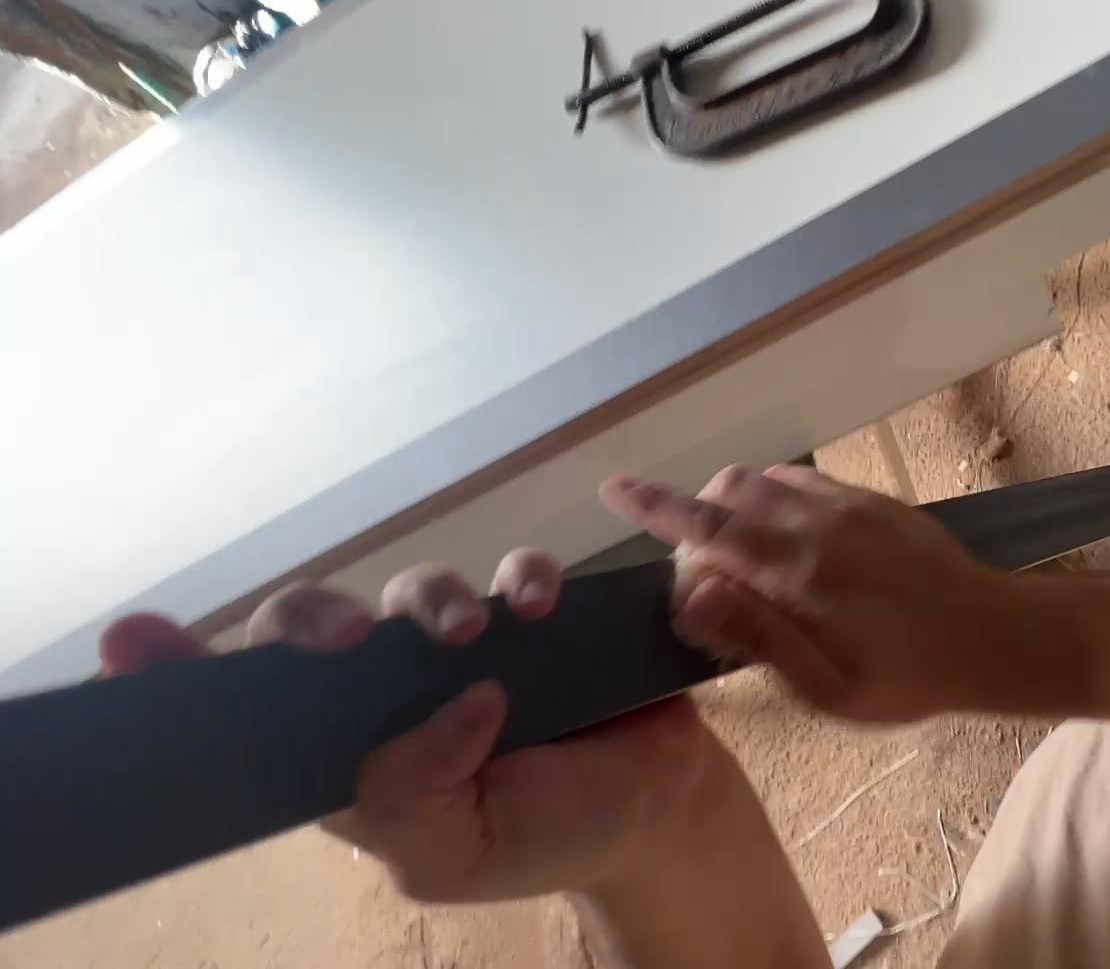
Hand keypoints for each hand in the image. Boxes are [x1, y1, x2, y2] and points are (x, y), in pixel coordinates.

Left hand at [97, 551, 734, 903]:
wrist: (657, 802)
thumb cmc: (551, 834)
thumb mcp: (456, 852)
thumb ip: (411, 799)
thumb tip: (452, 702)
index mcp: (363, 758)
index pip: (261, 714)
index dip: (194, 675)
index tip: (137, 641)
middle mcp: (407, 693)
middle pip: (328, 629)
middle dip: (314, 619)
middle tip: (346, 639)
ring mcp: (479, 649)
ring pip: (419, 591)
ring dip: (432, 596)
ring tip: (475, 627)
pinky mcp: (545, 619)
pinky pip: (521, 573)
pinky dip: (525, 575)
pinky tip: (539, 602)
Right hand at [600, 463, 1022, 722]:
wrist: (993, 634)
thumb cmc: (910, 677)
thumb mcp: (831, 690)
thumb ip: (761, 639)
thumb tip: (697, 591)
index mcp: (801, 577)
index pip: (710, 530)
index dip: (656, 507)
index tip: (615, 488)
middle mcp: (820, 528)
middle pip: (731, 491)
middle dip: (698, 512)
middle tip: (707, 563)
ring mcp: (852, 506)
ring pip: (768, 478)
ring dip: (739, 502)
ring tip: (750, 550)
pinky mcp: (876, 500)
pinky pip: (809, 480)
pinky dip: (781, 494)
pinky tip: (796, 534)